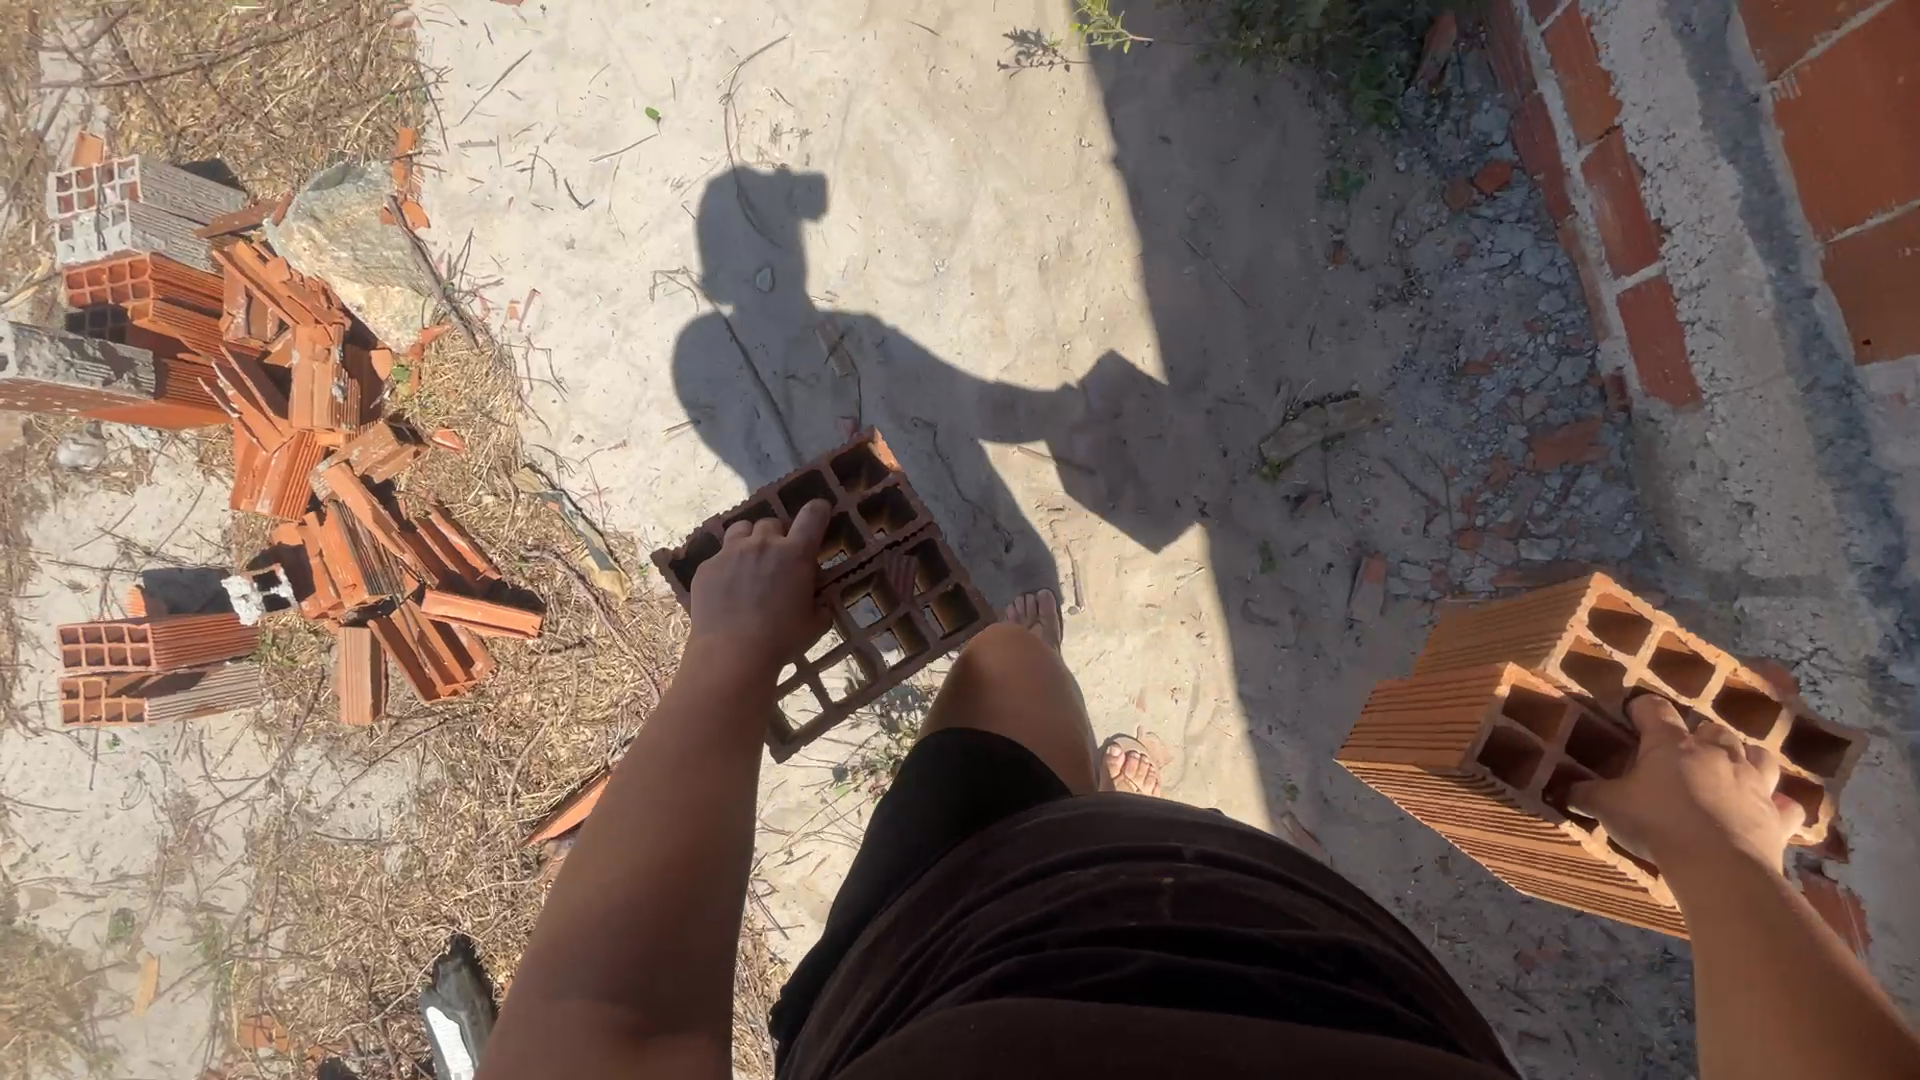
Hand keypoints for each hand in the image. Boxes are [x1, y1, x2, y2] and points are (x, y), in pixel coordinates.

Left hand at [687, 500, 831, 677]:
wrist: (731, 653)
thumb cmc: (781, 640)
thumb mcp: (815, 625)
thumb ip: (821, 606)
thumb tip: (820, 603)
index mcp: (795, 554)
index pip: (812, 515)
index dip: (818, 510)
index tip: (820, 512)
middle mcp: (763, 544)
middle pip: (772, 522)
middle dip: (778, 536)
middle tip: (778, 558)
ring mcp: (731, 553)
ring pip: (742, 529)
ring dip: (750, 540)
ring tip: (750, 562)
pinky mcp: (707, 567)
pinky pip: (719, 556)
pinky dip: (727, 566)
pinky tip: (728, 589)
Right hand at [1570, 694, 1803, 874]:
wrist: (1718, 866)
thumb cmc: (1655, 822)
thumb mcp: (1605, 805)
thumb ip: (1583, 793)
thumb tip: (1558, 789)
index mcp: (1671, 745)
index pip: (1655, 710)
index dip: (1641, 708)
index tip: (1630, 714)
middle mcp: (1717, 755)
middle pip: (1714, 730)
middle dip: (1701, 735)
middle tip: (1683, 750)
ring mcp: (1754, 785)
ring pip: (1761, 757)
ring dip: (1747, 758)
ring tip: (1731, 768)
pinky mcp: (1779, 817)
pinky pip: (1788, 806)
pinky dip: (1780, 804)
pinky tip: (1770, 808)